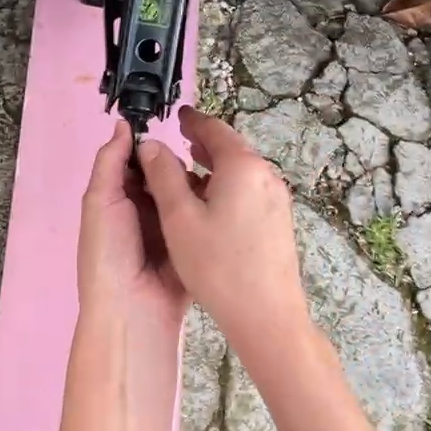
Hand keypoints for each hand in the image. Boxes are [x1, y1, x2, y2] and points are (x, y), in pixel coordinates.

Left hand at [57, 121, 189, 430]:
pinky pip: (202, 215)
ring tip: (213, 170)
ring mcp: (171, 226)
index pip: (138, 161)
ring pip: (187, 191)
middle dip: (178, 163)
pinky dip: (210, 204)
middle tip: (195, 152)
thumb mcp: (100, 200)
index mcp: (117, 197)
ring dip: (197, 182)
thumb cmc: (109, 251)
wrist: (135, 308)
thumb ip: (111, 161)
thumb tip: (123, 125)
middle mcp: (144, 209)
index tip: (173, 127)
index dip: (152, 145)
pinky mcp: (192, 242)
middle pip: (166, 173)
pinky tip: (225, 191)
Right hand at [135, 106, 309, 351]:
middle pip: (232, 148)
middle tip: (181, 139)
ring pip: (241, 171)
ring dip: (215, 165)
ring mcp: (276, 200)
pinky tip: (211, 204)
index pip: (215, 130)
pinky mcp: (278, 221)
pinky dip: (227, 185)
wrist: (267, 315)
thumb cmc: (218, 266)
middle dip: (205, 142)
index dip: (194, 121)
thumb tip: (152, 145)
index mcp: (242, 167)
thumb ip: (164, 176)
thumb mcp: (179, 218)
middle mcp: (265, 176)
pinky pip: (249, 190)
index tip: (179, 115)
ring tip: (190, 169)